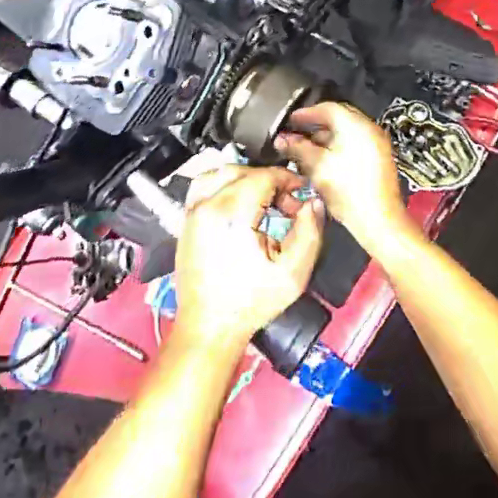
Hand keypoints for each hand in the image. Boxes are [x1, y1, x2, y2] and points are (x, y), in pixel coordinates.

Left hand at [173, 165, 323, 350]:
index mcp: (232, 215)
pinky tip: (239, 203)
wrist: (208, 327)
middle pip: (244, 171)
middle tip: (286, 203)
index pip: (264, 176)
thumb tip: (312, 203)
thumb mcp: (293, 273)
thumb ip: (309, 232)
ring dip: (246, 178)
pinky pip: (203, 186)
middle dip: (270, 180)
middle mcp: (207, 206)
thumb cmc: (249, 303)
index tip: (301, 194)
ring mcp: (192, 212)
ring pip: (220, 172)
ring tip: (263, 200)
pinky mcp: (185, 221)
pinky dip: (224, 184)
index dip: (288, 180)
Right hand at [275, 102, 417, 254]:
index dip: (306, 113)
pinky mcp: (378, 158)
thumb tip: (283, 139)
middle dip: (315, 125)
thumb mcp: (317, 166)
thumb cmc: (350, 192)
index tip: (291, 120)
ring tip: (305, 149)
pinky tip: (322, 161)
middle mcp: (370, 129)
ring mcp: (376, 144)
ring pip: (345, 132)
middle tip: (296, 133)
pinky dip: (337, 147)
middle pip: (338, 118)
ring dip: (325, 137)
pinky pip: (354, 144)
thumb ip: (298, 148)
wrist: (378, 219)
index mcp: (356, 125)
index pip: (328, 108)